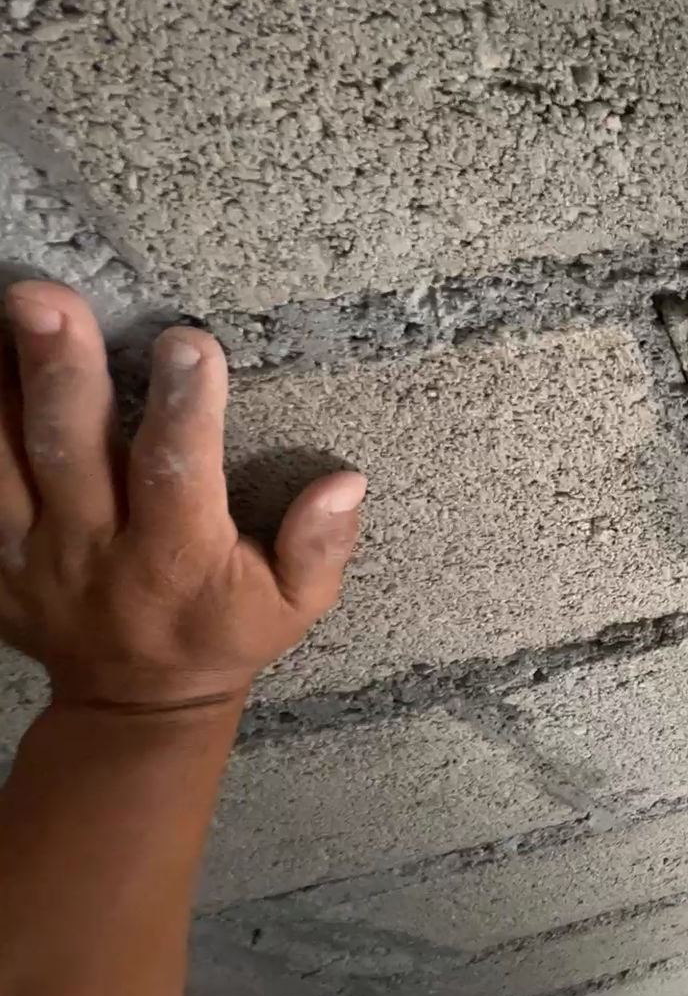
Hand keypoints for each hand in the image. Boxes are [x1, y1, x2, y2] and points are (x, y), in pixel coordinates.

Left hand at [0, 281, 364, 709]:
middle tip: (47, 300)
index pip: (177, 470)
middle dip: (59, 371)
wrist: (138, 695)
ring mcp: (26, 549)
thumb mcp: (303, 603)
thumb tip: (346, 481)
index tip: (191, 343)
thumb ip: (322, 544)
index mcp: (177, 556)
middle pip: (67, 450)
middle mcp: (93, 546)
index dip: (185, 406)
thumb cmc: (235, 635)